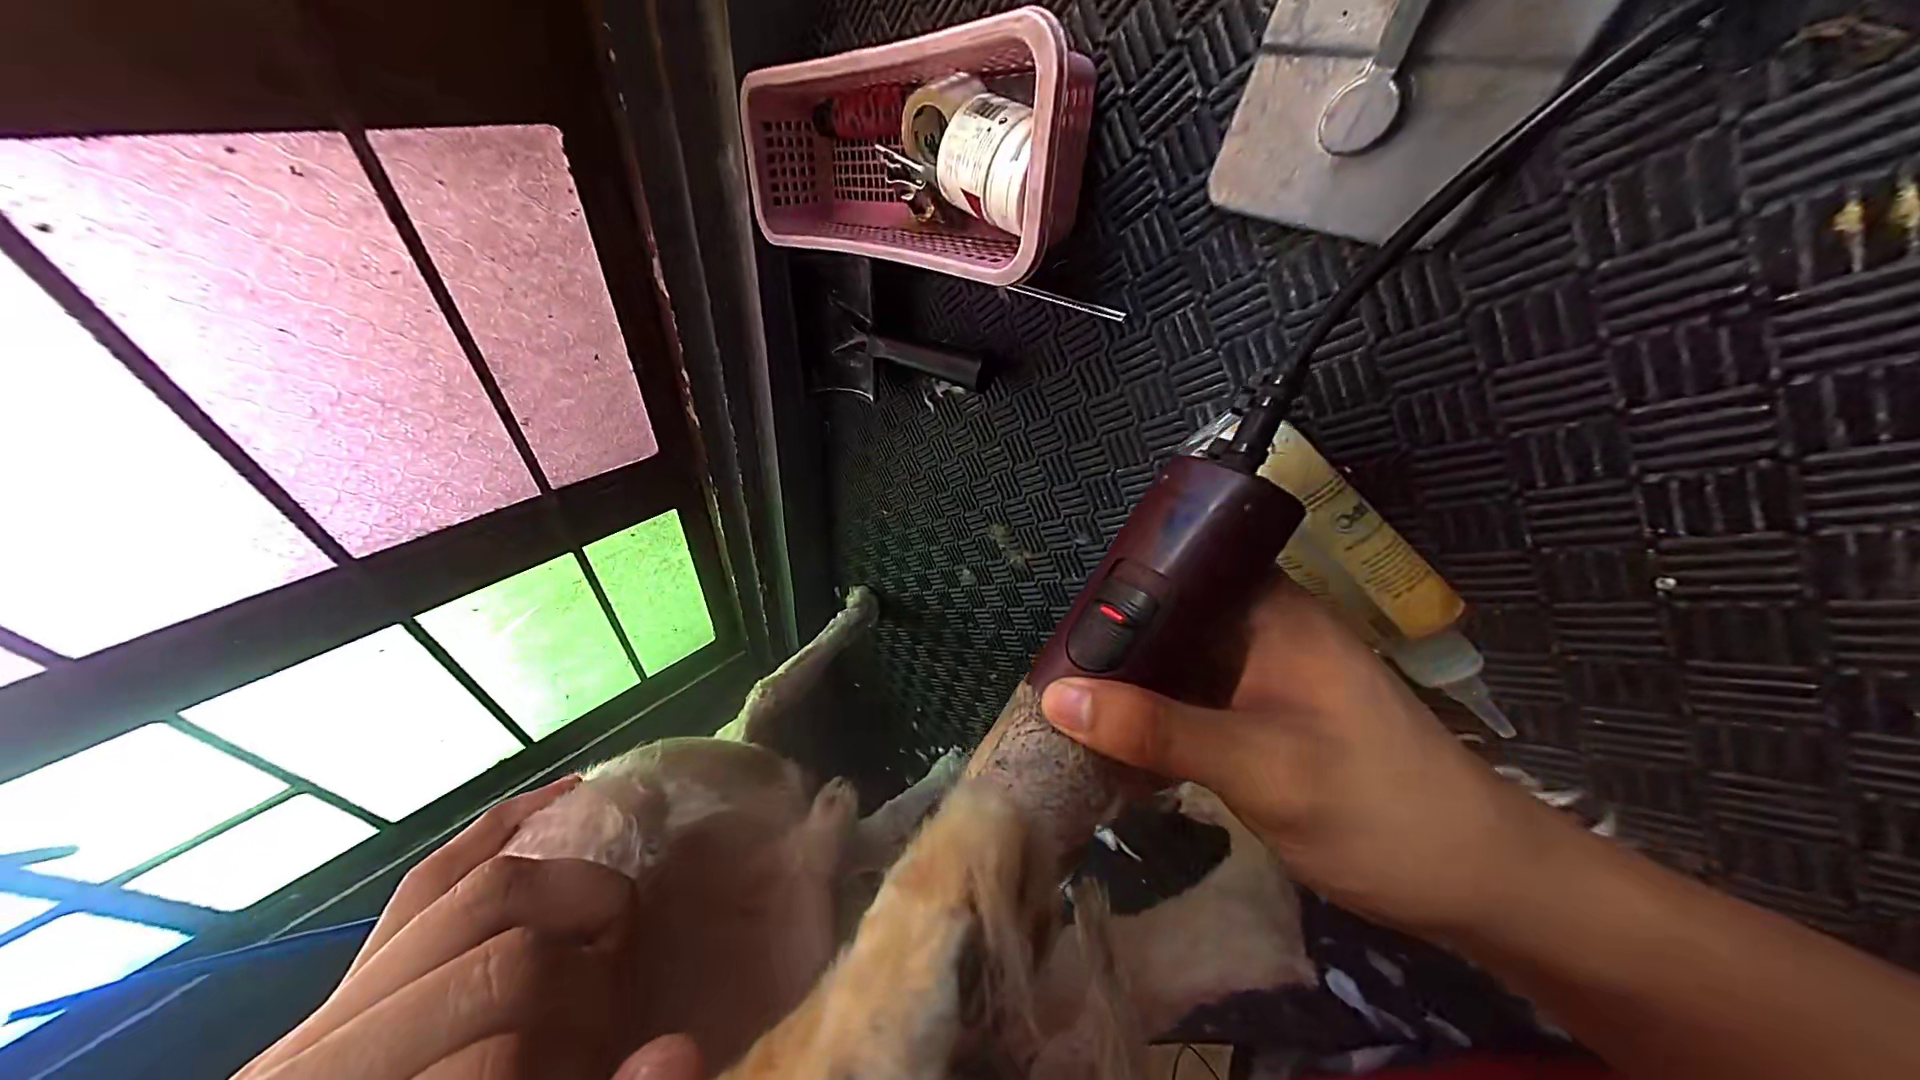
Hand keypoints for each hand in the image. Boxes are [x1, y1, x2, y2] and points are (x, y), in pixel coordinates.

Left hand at [236, 776, 703, 1079]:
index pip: (500, 1057)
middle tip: (617, 996)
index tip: (626, 1045)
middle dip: (589, 971)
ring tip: (603, 925)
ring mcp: (320, 1014)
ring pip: (465, 891)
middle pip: (498, 962)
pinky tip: (565, 796)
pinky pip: (429, 880)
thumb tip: (679, 1048)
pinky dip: (502, 827)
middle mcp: (312, 1067)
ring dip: (565, 888)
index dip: (586, 1040)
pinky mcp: (344, 981)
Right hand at [1040, 578, 1553, 936]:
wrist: (1475, 884)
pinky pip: (1188, 701)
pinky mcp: (1257, 712)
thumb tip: (1057, 697)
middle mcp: (1258, 626)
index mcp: (1266, 608)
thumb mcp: (1260, 765)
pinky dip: (1153, 724)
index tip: (1056, 643)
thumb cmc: (1377, 807)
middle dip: (1108, 657)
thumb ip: (1157, 728)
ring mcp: (1257, 670)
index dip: (1109, 601)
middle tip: (1048, 691)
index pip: (1169, 576)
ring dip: (1128, 695)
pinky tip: (1115, 752)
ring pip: (1171, 666)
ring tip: (1067, 721)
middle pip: (1162, 623)